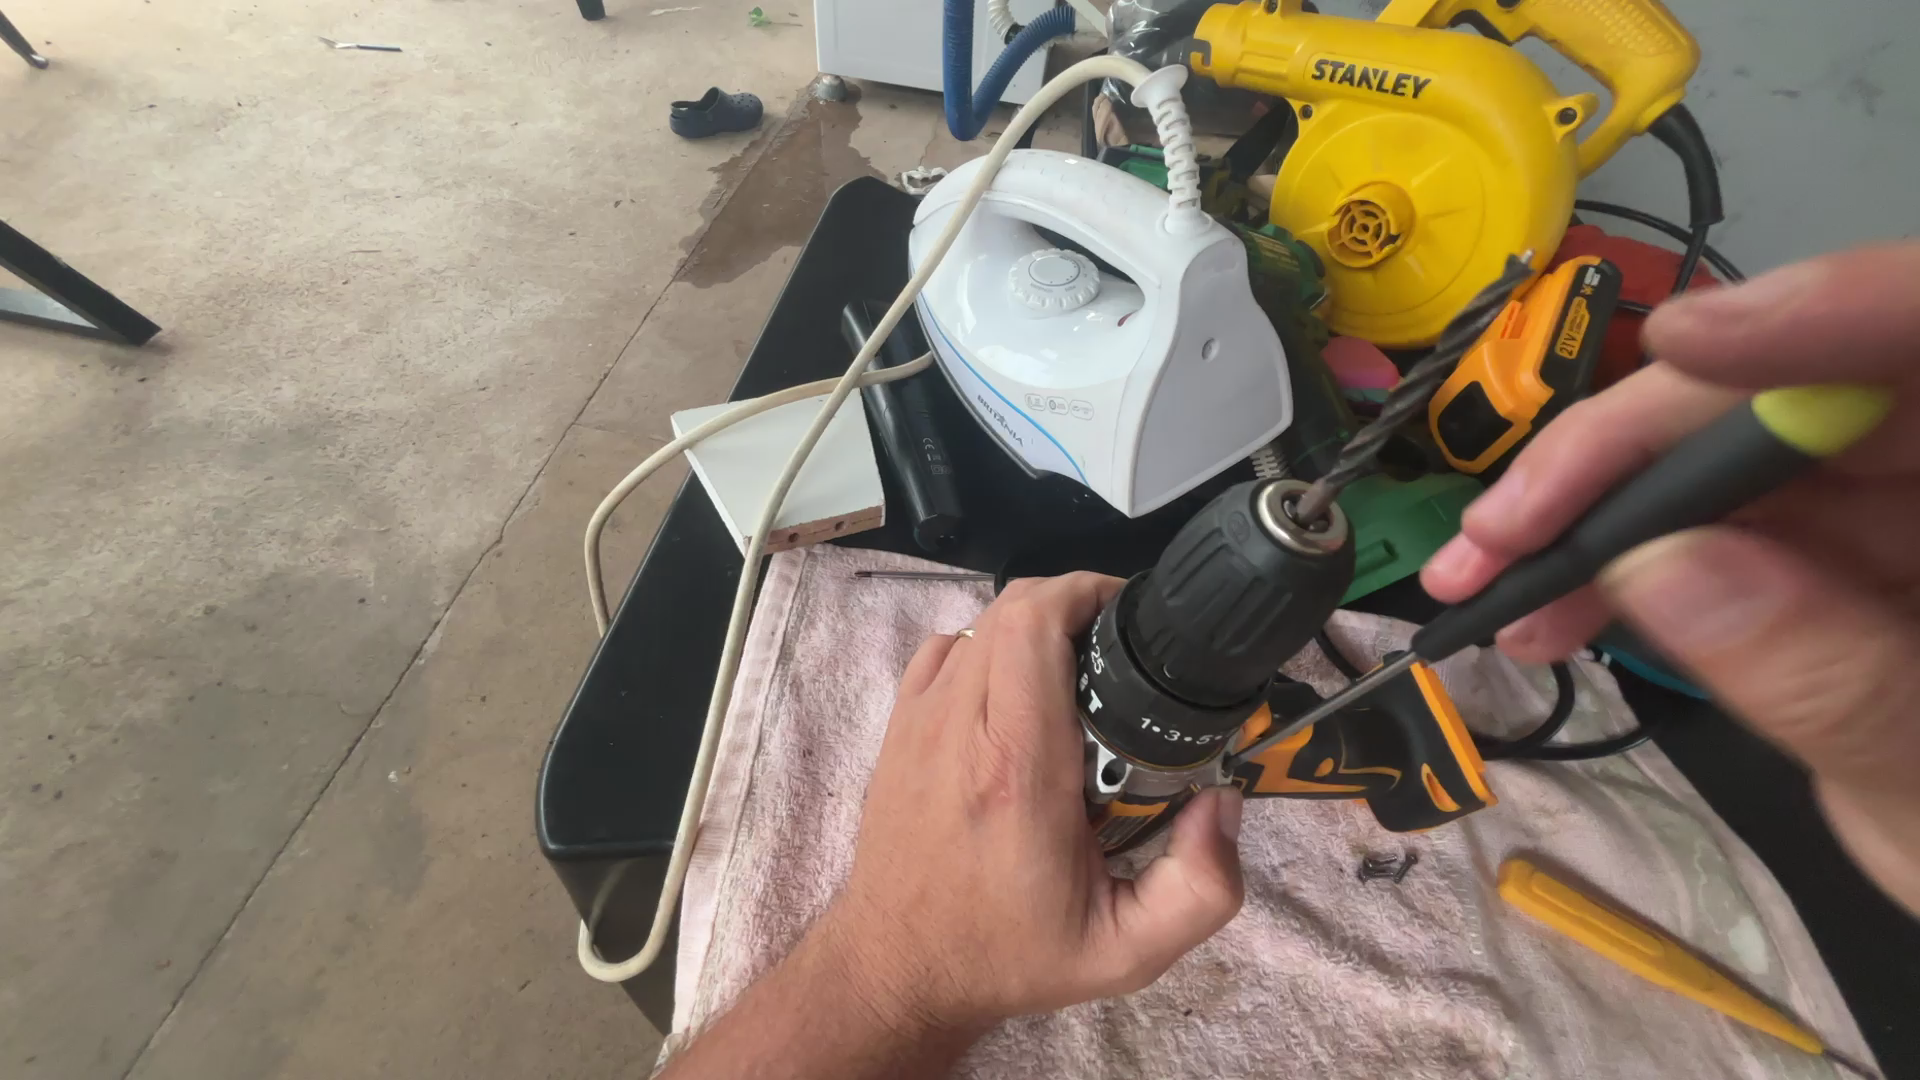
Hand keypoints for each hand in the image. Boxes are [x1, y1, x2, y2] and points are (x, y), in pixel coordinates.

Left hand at [811, 572, 1244, 1036]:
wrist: (899, 962)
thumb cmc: (1009, 952)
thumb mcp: (1126, 950)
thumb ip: (1201, 886)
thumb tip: (1223, 800)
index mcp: (1020, 765)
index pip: (1034, 625)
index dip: (1083, 593)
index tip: (1126, 610)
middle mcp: (962, 724)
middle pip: (1012, 609)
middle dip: (1069, 599)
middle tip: (1114, 637)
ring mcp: (920, 716)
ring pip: (981, 623)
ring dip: (1032, 622)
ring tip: (1073, 661)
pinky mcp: (899, 722)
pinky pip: (946, 649)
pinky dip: (986, 644)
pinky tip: (1011, 684)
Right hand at [1422, 242, 1919, 912]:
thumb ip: (1835, 683)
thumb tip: (1657, 563)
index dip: (1828, 320)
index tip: (1680, 339)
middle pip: (1789, 403)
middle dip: (1618, 456)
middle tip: (1499, 528)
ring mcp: (1884, 515)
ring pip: (1709, 469)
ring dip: (1574, 522)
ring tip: (1481, 586)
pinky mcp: (1813, 552)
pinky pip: (1688, 532)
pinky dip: (1596, 570)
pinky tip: (1537, 619)